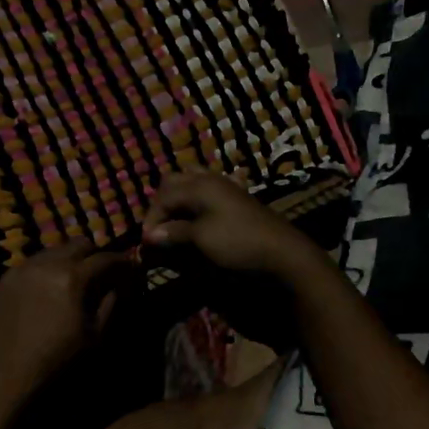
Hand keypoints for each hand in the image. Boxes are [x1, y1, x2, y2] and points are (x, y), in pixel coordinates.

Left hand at [0, 240, 132, 398]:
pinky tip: (49, 286)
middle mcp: (47, 264)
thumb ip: (111, 302)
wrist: (6, 373)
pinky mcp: (6, 277)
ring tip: (74, 277)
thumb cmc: (57, 357)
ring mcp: (23, 268)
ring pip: (55, 250)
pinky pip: (34, 262)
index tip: (130, 265)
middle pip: (79, 244)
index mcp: (72, 278)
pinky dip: (47, 267)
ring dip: (70, 258)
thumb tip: (119, 283)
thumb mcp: (95, 333)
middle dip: (95, 254)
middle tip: (101, 270)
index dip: (121, 261)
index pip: (105, 258)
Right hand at [142, 173, 325, 278]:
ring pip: (192, 180)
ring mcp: (227, 185)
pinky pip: (211, 187)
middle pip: (174, 181)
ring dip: (179, 197)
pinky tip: (202, 209)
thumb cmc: (237, 242)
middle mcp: (210, 178)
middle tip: (159, 228)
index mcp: (198, 185)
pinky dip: (199, 197)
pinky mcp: (238, 197)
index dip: (151, 218)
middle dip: (162, 203)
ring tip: (175, 220)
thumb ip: (174, 233)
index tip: (147, 242)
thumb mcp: (201, 239)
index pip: (163, 196)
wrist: (281, 249)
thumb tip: (149, 235)